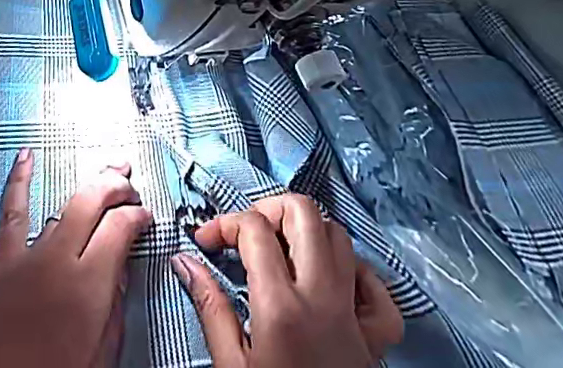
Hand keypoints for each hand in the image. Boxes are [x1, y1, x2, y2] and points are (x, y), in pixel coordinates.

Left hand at [0, 149, 152, 367]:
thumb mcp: (98, 359)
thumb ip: (112, 316)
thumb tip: (119, 281)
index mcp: (88, 286)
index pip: (120, 229)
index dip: (137, 216)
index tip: (145, 216)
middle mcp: (58, 261)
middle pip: (92, 202)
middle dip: (115, 186)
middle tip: (130, 186)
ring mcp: (28, 255)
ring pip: (62, 204)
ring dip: (86, 186)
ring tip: (105, 172)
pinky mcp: (2, 260)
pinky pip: (11, 210)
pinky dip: (18, 179)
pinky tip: (25, 158)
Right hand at [172, 194, 403, 367]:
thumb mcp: (232, 367)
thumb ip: (210, 307)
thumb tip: (185, 261)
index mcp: (281, 307)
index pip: (253, 227)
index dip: (224, 223)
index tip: (207, 242)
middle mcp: (322, 299)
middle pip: (304, 212)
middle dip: (269, 209)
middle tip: (246, 234)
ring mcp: (355, 316)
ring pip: (340, 237)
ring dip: (308, 233)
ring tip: (281, 253)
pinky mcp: (377, 339)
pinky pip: (377, 287)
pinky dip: (354, 272)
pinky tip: (330, 283)